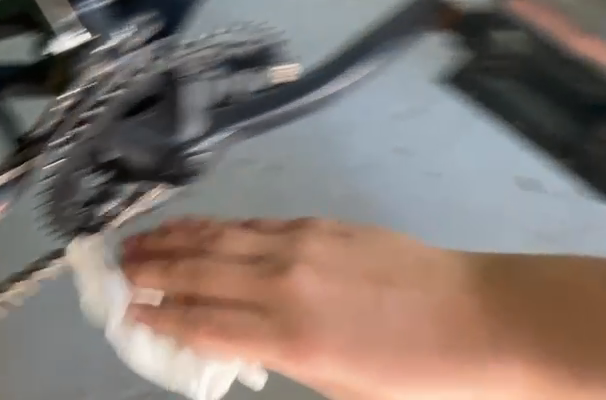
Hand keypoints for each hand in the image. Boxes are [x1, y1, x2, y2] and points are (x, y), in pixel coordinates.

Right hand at [120, 217, 508, 399]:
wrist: (489, 319)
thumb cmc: (429, 380)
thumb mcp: (353, 392)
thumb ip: (289, 360)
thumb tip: (242, 339)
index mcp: (294, 340)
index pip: (205, 324)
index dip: (161, 316)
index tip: (129, 312)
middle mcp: (281, 286)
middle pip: (196, 273)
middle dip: (150, 271)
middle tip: (116, 270)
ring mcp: (293, 247)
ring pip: (212, 238)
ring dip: (168, 239)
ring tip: (135, 241)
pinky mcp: (308, 224)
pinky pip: (244, 224)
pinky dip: (208, 226)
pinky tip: (190, 228)